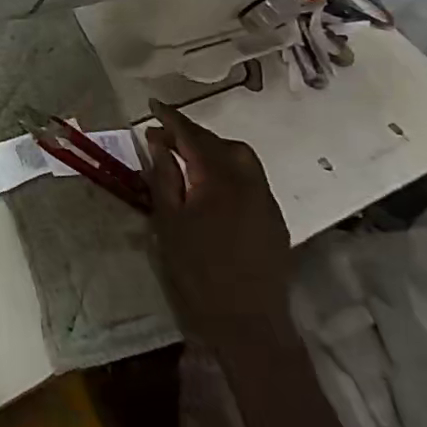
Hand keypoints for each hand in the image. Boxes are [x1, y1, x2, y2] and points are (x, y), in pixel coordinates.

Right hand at [143, 100, 292, 345]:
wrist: (246, 322)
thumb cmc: (196, 268)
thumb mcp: (167, 219)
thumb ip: (164, 175)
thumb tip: (159, 142)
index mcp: (220, 180)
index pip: (194, 136)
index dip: (171, 118)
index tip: (152, 105)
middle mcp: (250, 183)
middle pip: (222, 144)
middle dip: (193, 135)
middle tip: (162, 138)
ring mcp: (267, 202)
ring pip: (242, 160)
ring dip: (213, 151)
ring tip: (185, 159)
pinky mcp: (274, 221)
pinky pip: (250, 179)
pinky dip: (227, 170)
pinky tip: (209, 186)